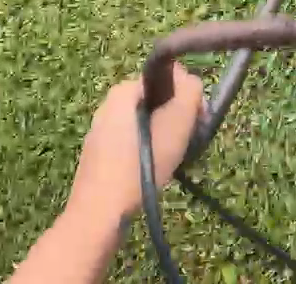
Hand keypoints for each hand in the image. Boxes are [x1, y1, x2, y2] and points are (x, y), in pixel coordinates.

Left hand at [65, 64, 203, 225]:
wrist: (100, 217)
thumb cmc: (143, 162)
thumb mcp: (180, 118)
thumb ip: (191, 88)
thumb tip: (189, 82)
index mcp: (123, 92)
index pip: (169, 77)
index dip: (189, 95)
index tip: (198, 119)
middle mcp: (107, 107)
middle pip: (157, 101)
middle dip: (177, 116)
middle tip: (189, 139)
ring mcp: (99, 134)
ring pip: (147, 123)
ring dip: (165, 135)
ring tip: (175, 157)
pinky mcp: (97, 159)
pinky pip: (133, 143)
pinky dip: (148, 150)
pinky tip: (156, 170)